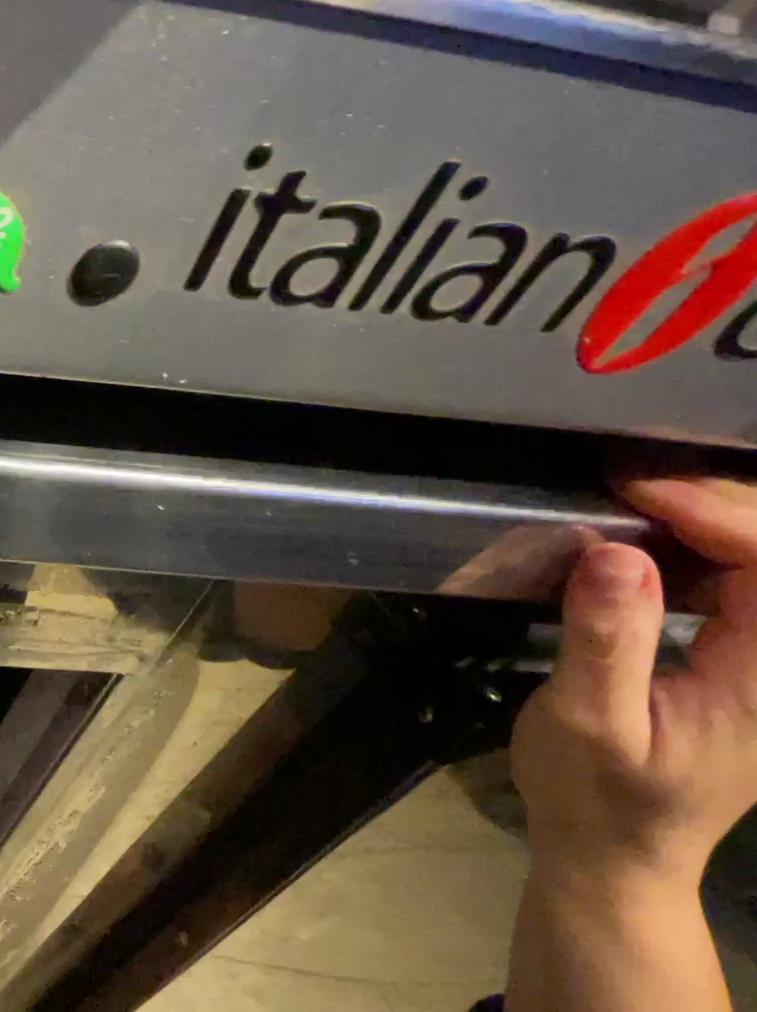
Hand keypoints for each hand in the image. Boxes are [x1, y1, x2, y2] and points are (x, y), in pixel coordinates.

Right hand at [511, 477, 756, 885]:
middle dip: (719, 503)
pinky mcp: (742, 662)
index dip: (718, 515)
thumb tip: (617, 554)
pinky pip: (745, 584)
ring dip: (713, 518)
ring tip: (634, 496)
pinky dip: (704, 547)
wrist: (613, 848)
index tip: (631, 491)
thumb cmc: (596, 791)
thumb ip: (607, 640)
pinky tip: (648, 539)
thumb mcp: (587, 719)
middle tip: (628, 479)